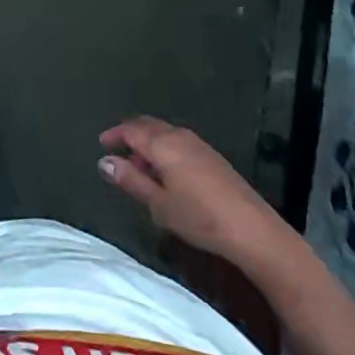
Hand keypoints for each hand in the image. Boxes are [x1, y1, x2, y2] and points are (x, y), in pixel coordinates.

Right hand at [98, 116, 293, 257]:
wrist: (252, 229)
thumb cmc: (198, 217)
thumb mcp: (157, 203)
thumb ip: (130, 179)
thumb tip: (105, 161)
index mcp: (163, 144)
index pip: (132, 129)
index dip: (115, 134)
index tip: (102, 144)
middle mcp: (180, 136)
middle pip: (149, 125)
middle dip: (130, 134)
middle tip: (116, 151)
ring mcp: (199, 144)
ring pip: (165, 133)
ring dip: (148, 143)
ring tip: (139, 167)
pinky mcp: (212, 156)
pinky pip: (178, 142)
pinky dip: (164, 149)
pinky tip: (165, 173)